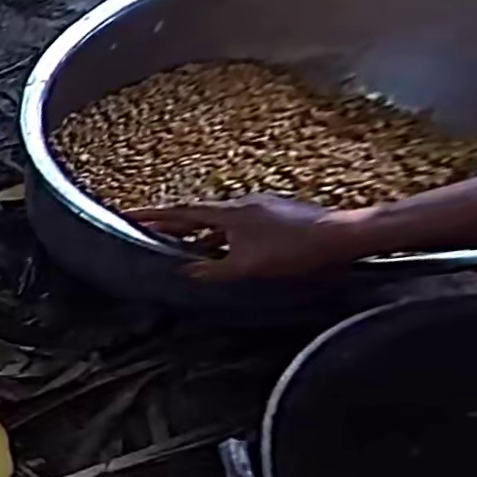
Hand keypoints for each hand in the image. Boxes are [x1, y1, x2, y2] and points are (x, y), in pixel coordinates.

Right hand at [130, 195, 355, 280]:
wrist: (348, 234)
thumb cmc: (292, 249)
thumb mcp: (243, 266)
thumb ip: (209, 270)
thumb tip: (187, 271)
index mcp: (228, 214)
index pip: (181, 213)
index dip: (152, 215)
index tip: (128, 215)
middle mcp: (243, 205)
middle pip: (196, 214)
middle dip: (170, 224)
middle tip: (146, 231)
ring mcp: (262, 208)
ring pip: (216, 220)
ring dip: (195, 231)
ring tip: (178, 244)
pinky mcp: (276, 215)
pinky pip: (235, 224)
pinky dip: (217, 235)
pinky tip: (216, 248)